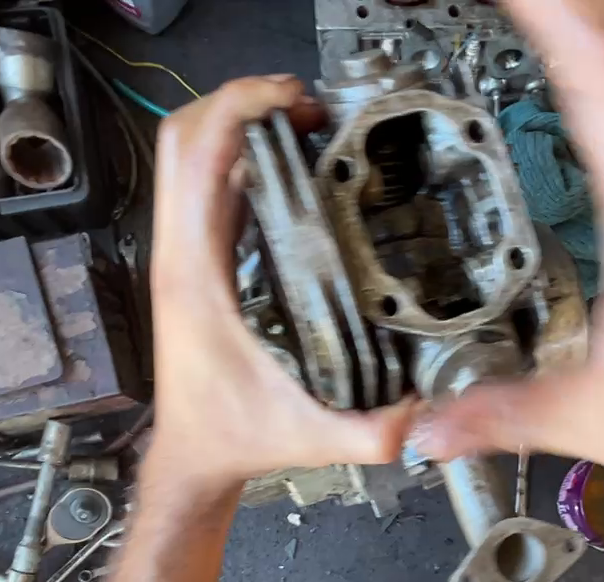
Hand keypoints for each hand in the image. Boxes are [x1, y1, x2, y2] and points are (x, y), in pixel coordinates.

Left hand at [144, 76, 416, 492]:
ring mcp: (182, 259)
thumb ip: (371, 432)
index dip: (240, 106)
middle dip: (239, 103)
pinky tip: (286, 176)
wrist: (195, 457)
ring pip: (188, 160)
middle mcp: (181, 258)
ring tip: (300, 129)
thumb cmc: (232, 439)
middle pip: (184, 139)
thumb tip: (423, 410)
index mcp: (196, 277)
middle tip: (305, 111)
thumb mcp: (311, 438)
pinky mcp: (194, 268)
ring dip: (235, 127)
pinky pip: (204, 192)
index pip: (198, 157)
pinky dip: (235, 163)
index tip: (293, 102)